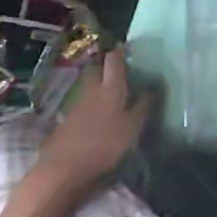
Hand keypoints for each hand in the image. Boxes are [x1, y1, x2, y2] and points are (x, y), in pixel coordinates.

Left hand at [33, 49, 148, 197]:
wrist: (64, 169)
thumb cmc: (104, 145)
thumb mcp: (132, 128)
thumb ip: (143, 107)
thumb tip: (153, 88)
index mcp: (110, 88)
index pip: (114, 61)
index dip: (120, 52)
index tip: (127, 48)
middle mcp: (91, 90)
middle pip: (95, 69)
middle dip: (104, 65)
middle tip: (118, 69)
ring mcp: (76, 105)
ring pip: (88, 85)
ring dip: (97, 84)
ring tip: (110, 91)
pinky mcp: (67, 120)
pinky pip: (82, 103)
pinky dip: (90, 102)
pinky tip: (97, 113)